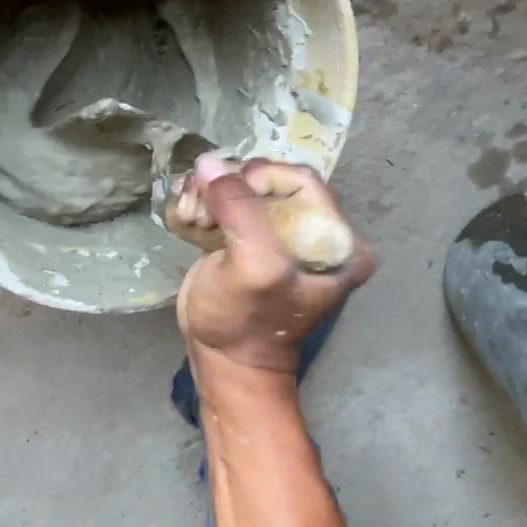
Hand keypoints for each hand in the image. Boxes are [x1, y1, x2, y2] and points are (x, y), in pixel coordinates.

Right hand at [173, 157, 376, 377]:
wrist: (224, 363)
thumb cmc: (247, 323)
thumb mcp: (253, 266)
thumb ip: (239, 210)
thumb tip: (208, 164)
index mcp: (338, 240)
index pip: (299, 179)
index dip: (257, 181)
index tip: (226, 203)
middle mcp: (314, 231)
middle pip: (265, 178)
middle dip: (226, 186)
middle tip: (201, 211)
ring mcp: (279, 233)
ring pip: (239, 185)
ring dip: (208, 192)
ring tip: (192, 217)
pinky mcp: (248, 237)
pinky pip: (225, 199)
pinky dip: (202, 200)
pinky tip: (188, 217)